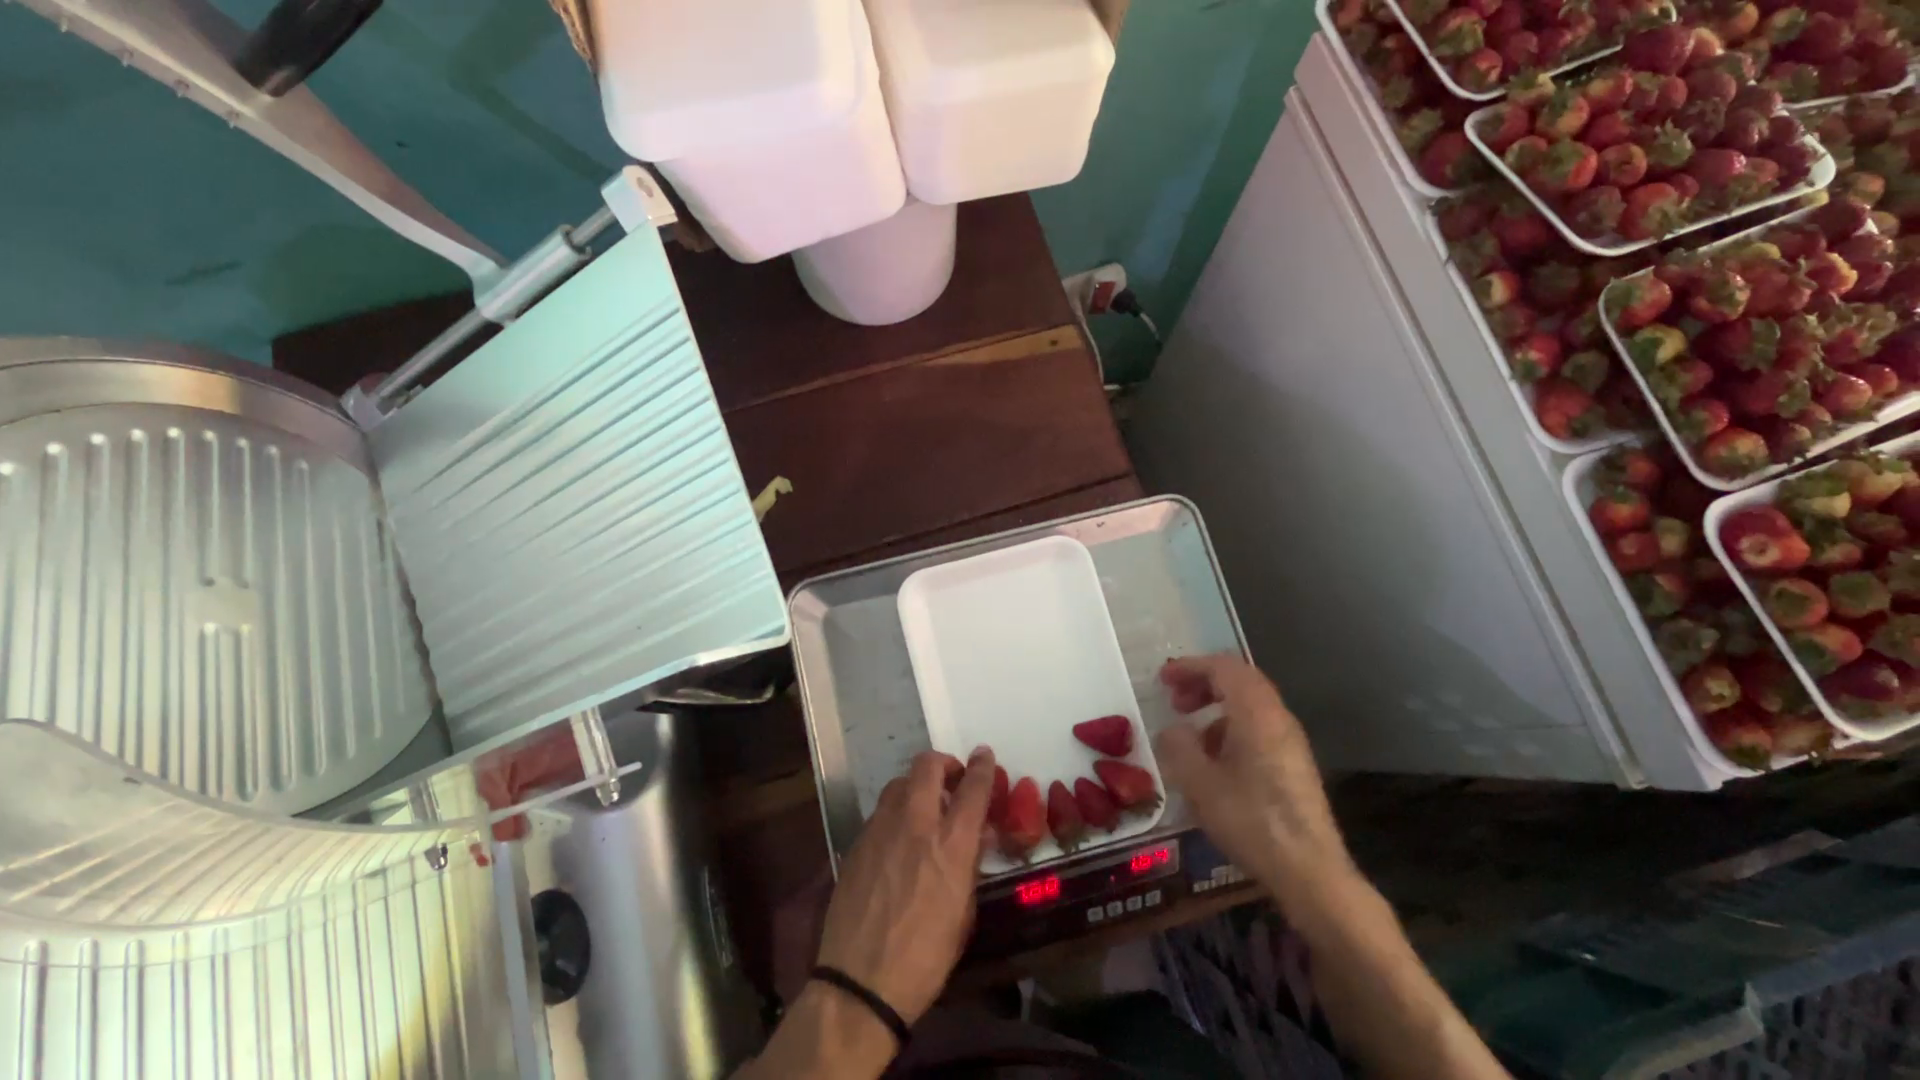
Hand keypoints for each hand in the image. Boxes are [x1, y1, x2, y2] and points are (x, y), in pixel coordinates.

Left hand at [815, 748, 996, 1023]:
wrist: (861, 980)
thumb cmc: (926, 956)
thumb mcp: (963, 913)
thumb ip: (970, 865)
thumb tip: (976, 836)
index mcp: (950, 844)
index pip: (972, 788)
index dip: (982, 767)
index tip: (985, 757)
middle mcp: (914, 825)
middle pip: (927, 767)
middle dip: (944, 763)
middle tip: (952, 778)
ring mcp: (879, 831)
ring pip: (898, 784)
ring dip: (916, 786)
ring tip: (925, 807)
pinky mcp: (856, 845)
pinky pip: (880, 813)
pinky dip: (896, 813)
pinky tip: (899, 839)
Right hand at [1154, 654, 1357, 907]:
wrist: (1308, 869)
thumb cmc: (1250, 820)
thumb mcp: (1200, 784)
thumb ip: (1179, 747)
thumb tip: (1173, 730)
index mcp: (1256, 713)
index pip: (1224, 668)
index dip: (1191, 667)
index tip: (1163, 679)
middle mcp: (1278, 718)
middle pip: (1241, 681)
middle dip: (1204, 683)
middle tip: (1174, 700)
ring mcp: (1290, 741)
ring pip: (1251, 705)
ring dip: (1217, 707)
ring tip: (1189, 731)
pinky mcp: (1294, 764)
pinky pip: (1259, 727)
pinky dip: (1231, 727)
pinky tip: (1214, 760)